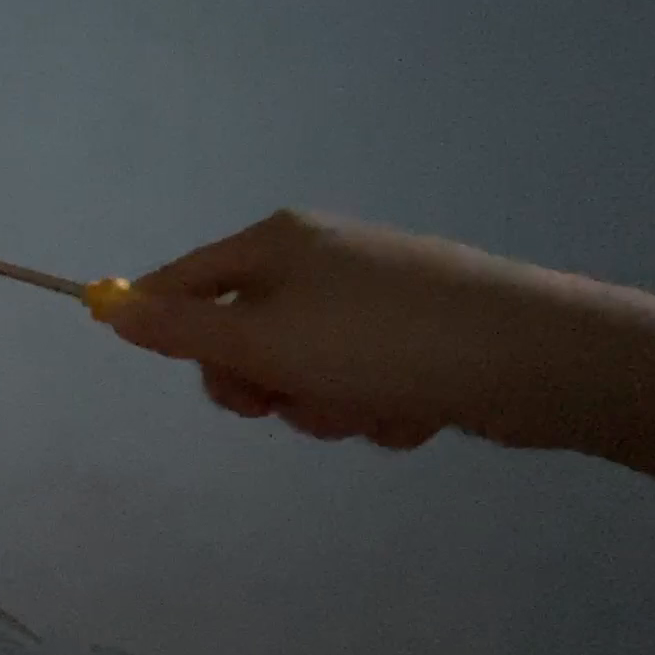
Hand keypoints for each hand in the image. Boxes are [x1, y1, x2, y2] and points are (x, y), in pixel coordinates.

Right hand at [100, 210, 654, 451]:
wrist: (542, 362)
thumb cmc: (372, 342)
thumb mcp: (254, 340)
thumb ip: (175, 329)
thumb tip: (112, 311)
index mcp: (272, 244)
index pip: (181, 278)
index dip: (156, 319)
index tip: (152, 358)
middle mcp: (314, 260)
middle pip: (235, 330)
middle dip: (251, 379)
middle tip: (271, 401)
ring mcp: (364, 296)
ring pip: (292, 365)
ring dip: (311, 402)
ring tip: (358, 409)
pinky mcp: (408, 334)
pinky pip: (347, 376)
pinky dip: (362, 403)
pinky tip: (403, 409)